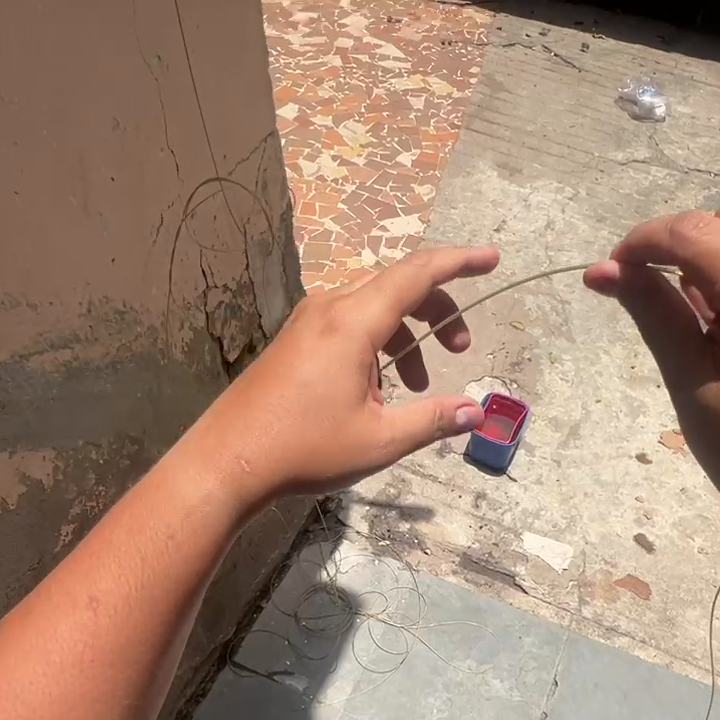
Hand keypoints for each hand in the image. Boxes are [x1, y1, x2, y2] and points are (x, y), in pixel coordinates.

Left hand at [178, 246, 497, 510]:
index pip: (418, 273)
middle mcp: (329, 310)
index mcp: (353, 323)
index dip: (460, 261)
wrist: (228, 460)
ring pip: (373, 310)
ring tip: (416, 387)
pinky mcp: (295, 342)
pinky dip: (376, 348)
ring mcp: (307, 323)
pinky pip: (348, 327)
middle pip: (398, 288)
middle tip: (459, 349)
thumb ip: (432, 420)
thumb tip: (475, 412)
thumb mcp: (379, 440)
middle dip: (438, 312)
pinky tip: (376, 393)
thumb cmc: (305, 449)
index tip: (492, 258)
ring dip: (405, 339)